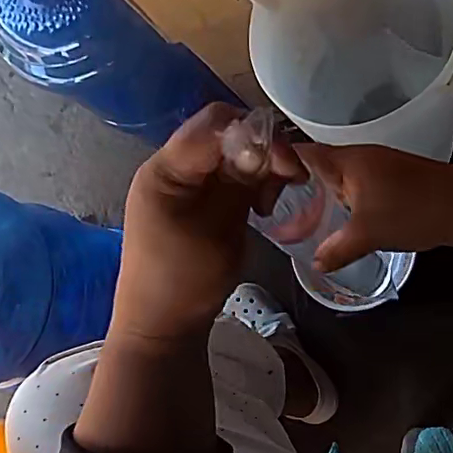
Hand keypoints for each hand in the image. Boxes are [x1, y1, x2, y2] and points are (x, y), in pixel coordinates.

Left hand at [109, 103, 303, 347]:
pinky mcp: (197, 198)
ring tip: (272, 200)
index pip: (214, 126)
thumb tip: (265, 144)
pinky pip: (228, 174)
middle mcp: (172, 166)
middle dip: (262, 149)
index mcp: (166, 170)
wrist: (162, 326)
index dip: (256, 135)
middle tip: (289, 180)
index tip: (289, 166)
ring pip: (231, 152)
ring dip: (260, 166)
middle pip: (224, 132)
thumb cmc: (184, 283)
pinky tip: (262, 205)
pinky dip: (251, 181)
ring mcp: (184, 182)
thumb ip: (240, 184)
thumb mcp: (218, 232)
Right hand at [291, 144, 452, 271]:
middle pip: (316, 164)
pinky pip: (356, 183)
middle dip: (295, 185)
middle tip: (277, 208)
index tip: (262, 188)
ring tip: (302, 217)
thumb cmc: (411, 211)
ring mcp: (377, 164)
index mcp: (346, 161)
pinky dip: (342, 198)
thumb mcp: (367, 235)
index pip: (300, 152)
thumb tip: (316, 264)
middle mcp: (359, 155)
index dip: (277, 166)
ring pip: (338, 176)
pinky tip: (339, 218)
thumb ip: (336, 249)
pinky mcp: (392, 176)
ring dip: (320, 193)